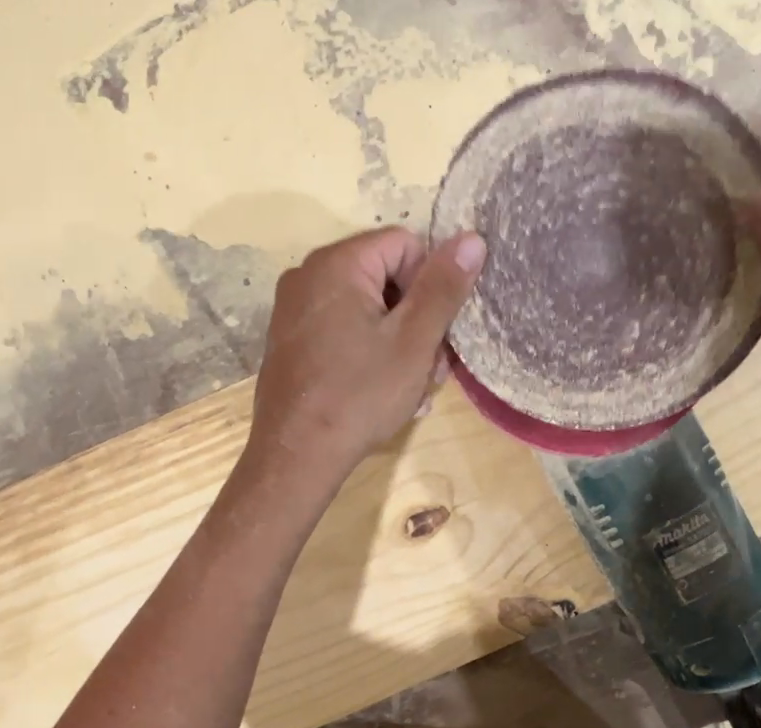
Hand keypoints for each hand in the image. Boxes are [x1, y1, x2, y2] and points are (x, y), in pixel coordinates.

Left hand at [246, 226, 486, 481]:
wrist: (296, 455)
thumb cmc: (360, 396)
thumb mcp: (413, 342)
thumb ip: (442, 287)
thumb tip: (471, 239)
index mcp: (337, 263)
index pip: (405, 244)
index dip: (431, 285)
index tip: (434, 333)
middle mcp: (307, 275)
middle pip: (384, 276)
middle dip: (415, 318)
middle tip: (431, 368)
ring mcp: (292, 310)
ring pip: (365, 308)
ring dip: (397, 341)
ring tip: (411, 387)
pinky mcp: (289, 342)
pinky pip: (340, 330)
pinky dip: (366, 352)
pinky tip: (379, 390)